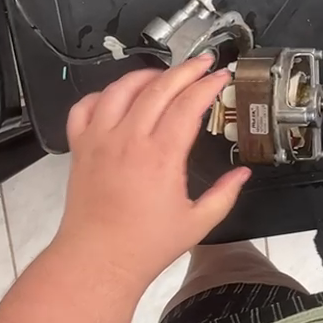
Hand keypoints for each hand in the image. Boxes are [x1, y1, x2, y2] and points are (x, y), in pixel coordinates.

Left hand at [50, 55, 250, 286]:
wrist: (97, 260)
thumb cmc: (144, 246)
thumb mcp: (197, 223)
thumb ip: (225, 194)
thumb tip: (242, 174)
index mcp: (161, 156)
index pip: (188, 104)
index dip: (208, 85)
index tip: (220, 77)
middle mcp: (129, 140)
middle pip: (159, 87)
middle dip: (185, 69)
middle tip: (203, 63)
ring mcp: (100, 140)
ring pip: (121, 89)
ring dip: (146, 75)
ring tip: (164, 75)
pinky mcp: (80, 147)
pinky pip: (85, 107)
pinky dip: (102, 95)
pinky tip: (118, 98)